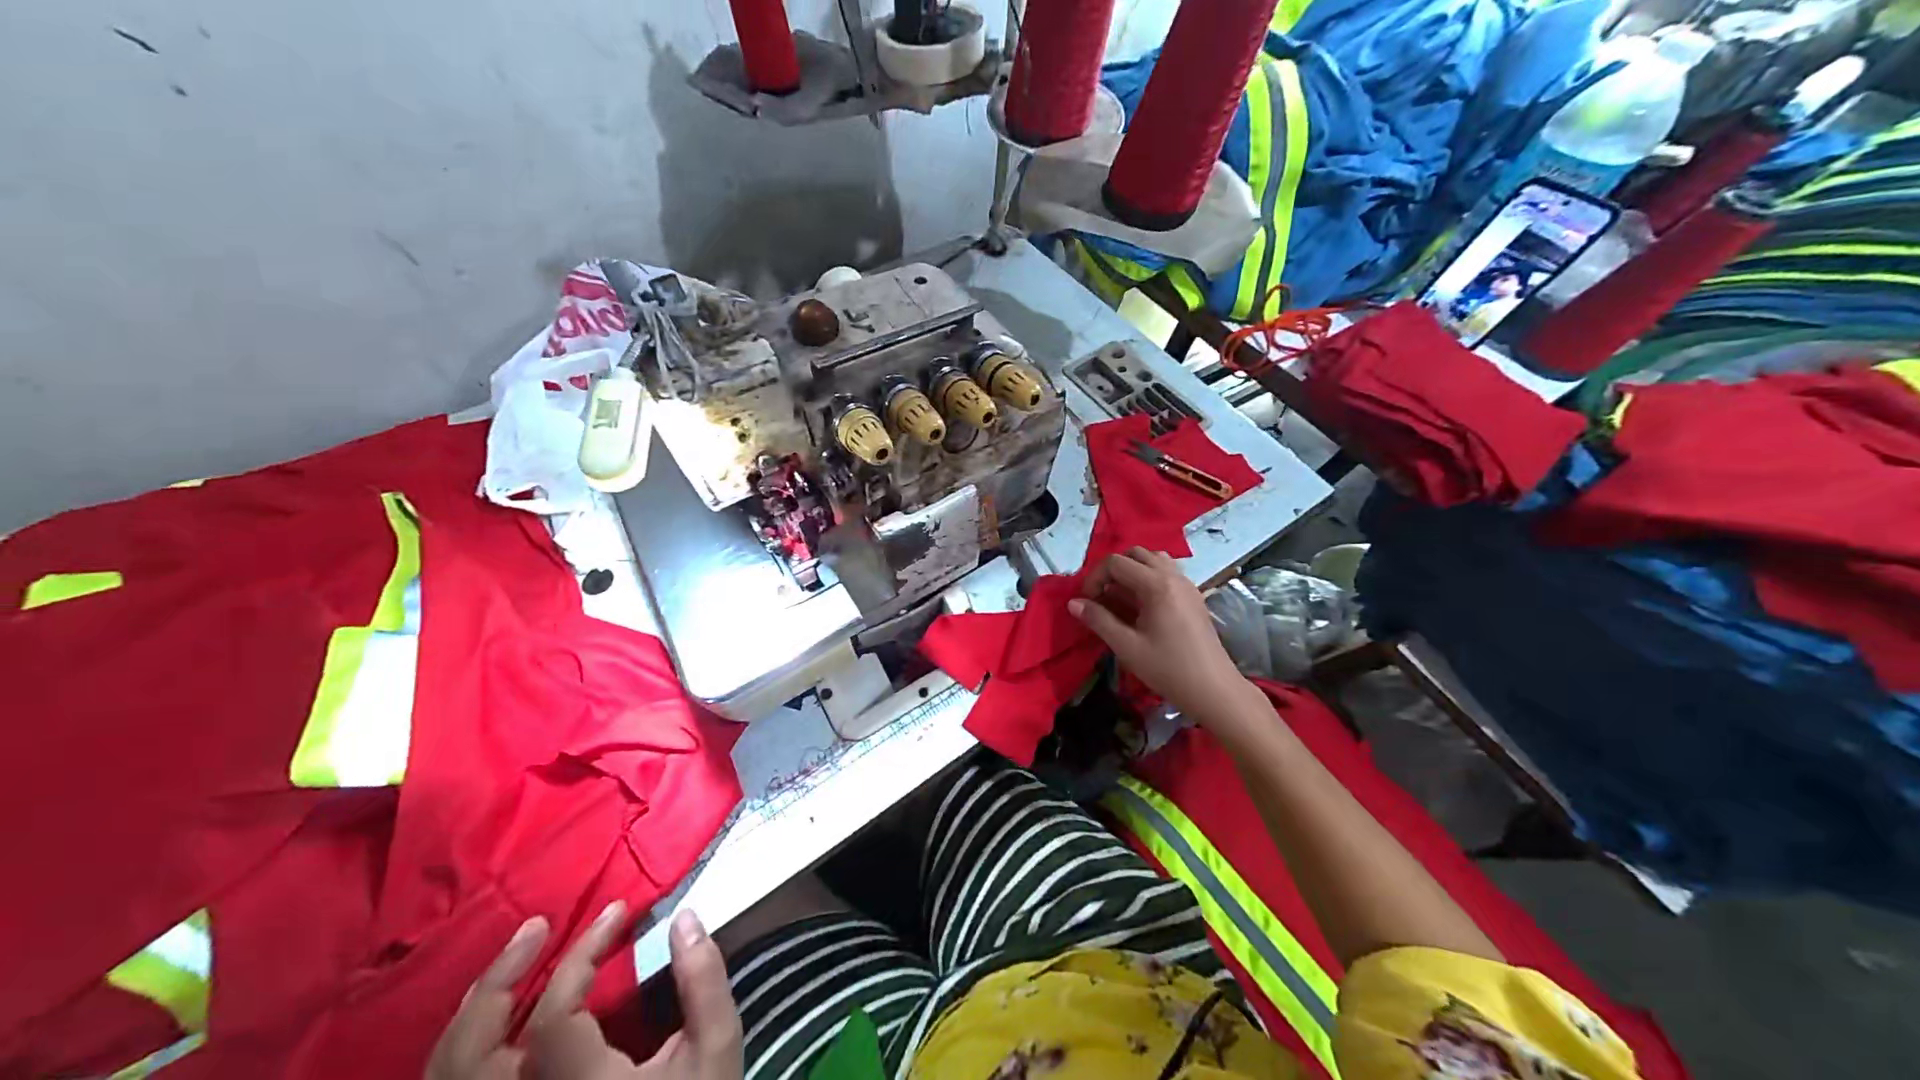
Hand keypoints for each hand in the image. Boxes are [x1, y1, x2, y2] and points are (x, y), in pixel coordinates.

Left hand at [427, 905, 743, 1079]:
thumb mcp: (714, 1052)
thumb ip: (702, 983)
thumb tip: (686, 919)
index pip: (553, 1016)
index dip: (583, 952)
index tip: (618, 911)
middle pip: (469, 1052)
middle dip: (500, 976)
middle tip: (539, 926)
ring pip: (448, 1075)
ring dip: (475, 1009)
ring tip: (516, 960)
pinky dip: (468, 1045)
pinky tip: (500, 1015)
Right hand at [1069, 547, 1256, 726]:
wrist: (1213, 689)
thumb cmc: (1168, 668)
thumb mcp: (1126, 646)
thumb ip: (1098, 620)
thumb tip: (1073, 603)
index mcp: (1157, 584)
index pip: (1116, 562)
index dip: (1095, 578)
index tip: (1088, 603)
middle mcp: (1173, 576)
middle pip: (1135, 554)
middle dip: (1112, 571)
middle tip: (1102, 597)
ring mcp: (1187, 585)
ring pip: (1153, 560)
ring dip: (1132, 572)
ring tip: (1121, 600)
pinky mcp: (1193, 597)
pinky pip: (1167, 573)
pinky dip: (1148, 579)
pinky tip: (1142, 608)